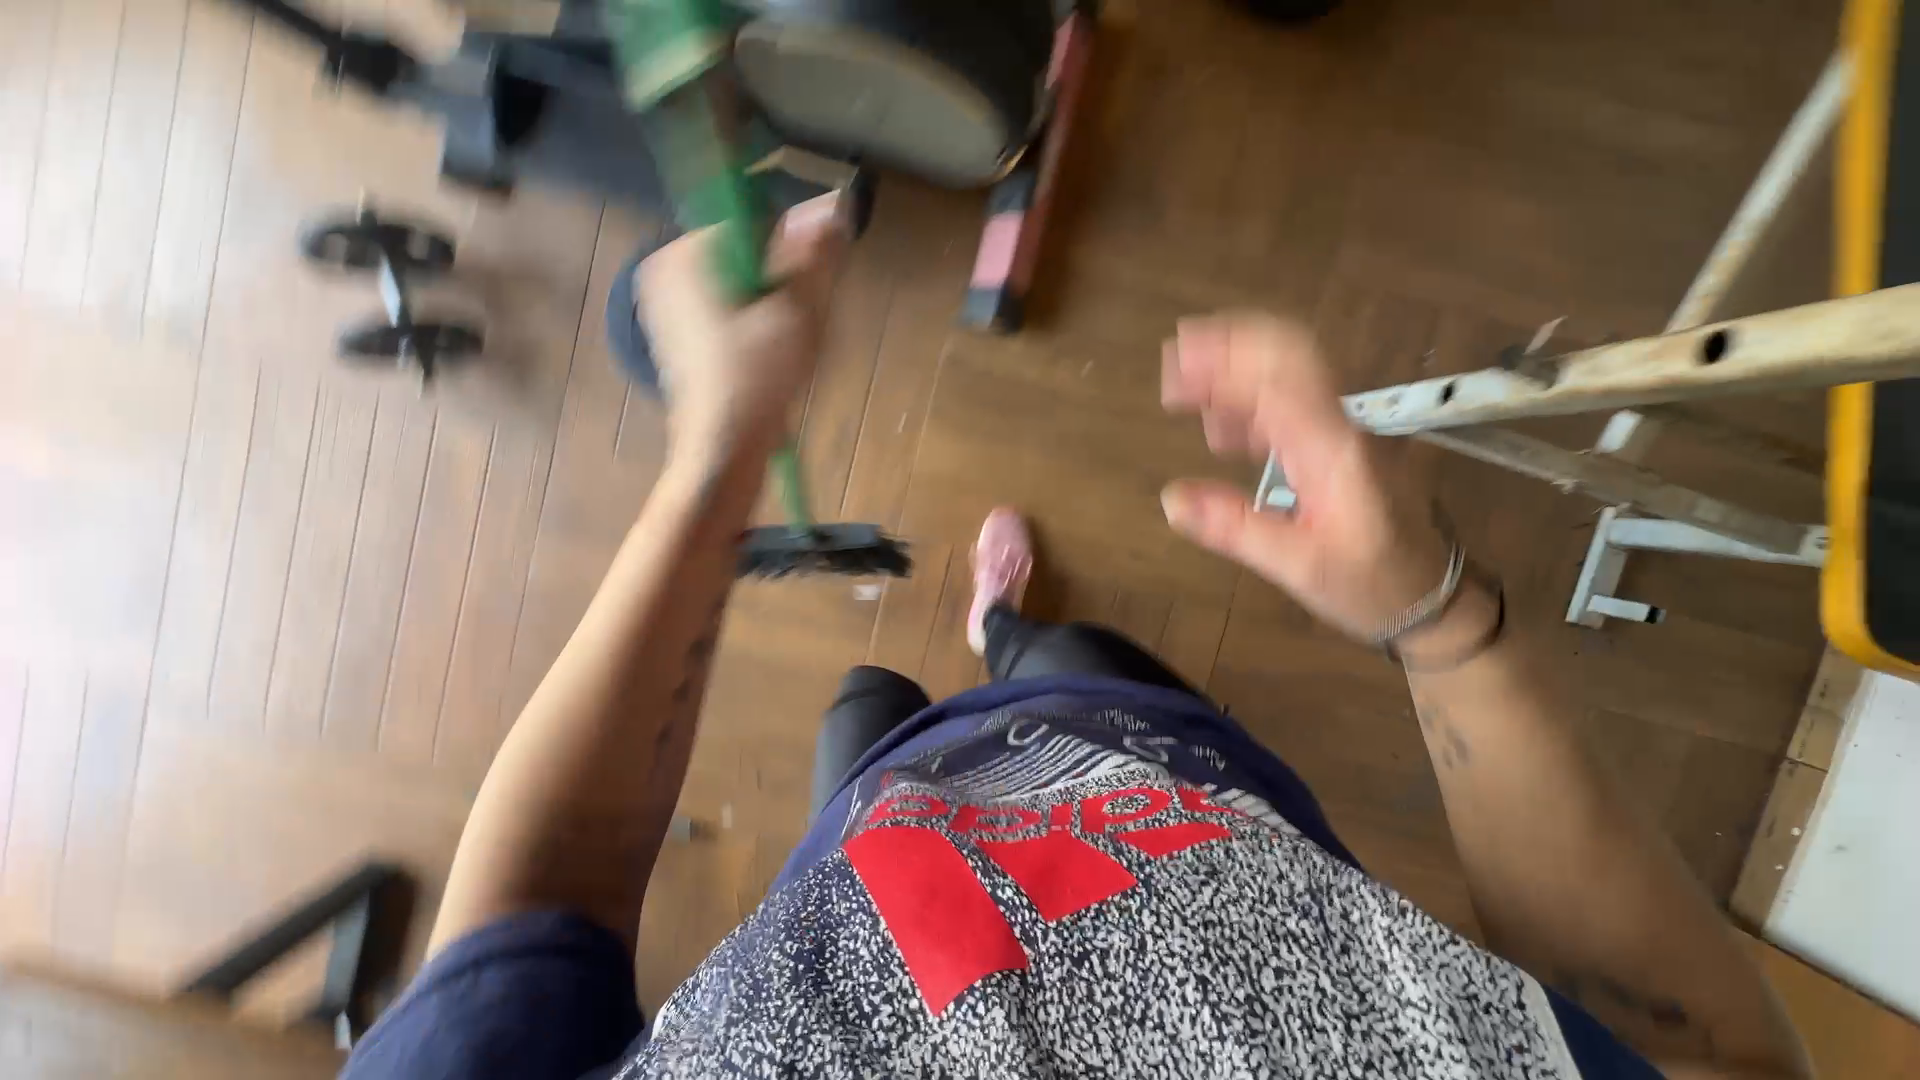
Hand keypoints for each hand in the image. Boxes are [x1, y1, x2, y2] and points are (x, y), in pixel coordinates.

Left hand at [636, 193, 848, 458]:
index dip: (791, 250)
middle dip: (783, 282)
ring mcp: (669, 308)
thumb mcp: (797, 309)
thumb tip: (834, 201)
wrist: (724, 450)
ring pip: (743, 285)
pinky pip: (731, 312)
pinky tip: (770, 358)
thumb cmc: (757, 378)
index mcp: (683, 255)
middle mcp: (666, 272)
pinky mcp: (680, 339)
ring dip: (776, 307)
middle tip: (799, 325)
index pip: (752, 220)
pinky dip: (757, 327)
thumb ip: (814, 252)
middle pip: (747, 254)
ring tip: (786, 347)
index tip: (809, 290)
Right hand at [1159, 313, 1459, 642]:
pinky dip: (1250, 403)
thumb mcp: (1300, 566)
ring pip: (1289, 376)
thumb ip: (1236, 528)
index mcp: (1333, 448)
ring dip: (1237, 370)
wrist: (1433, 597)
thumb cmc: (1371, 583)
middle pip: (1289, 357)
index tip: (1178, 361)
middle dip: (1231, 347)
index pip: (1282, 377)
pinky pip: (1292, 405)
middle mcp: (1340, 427)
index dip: (1228, 359)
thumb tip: (1171, 498)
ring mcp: (1341, 433)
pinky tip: (1220, 428)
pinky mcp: (1336, 446)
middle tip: (1178, 355)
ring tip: (1184, 388)